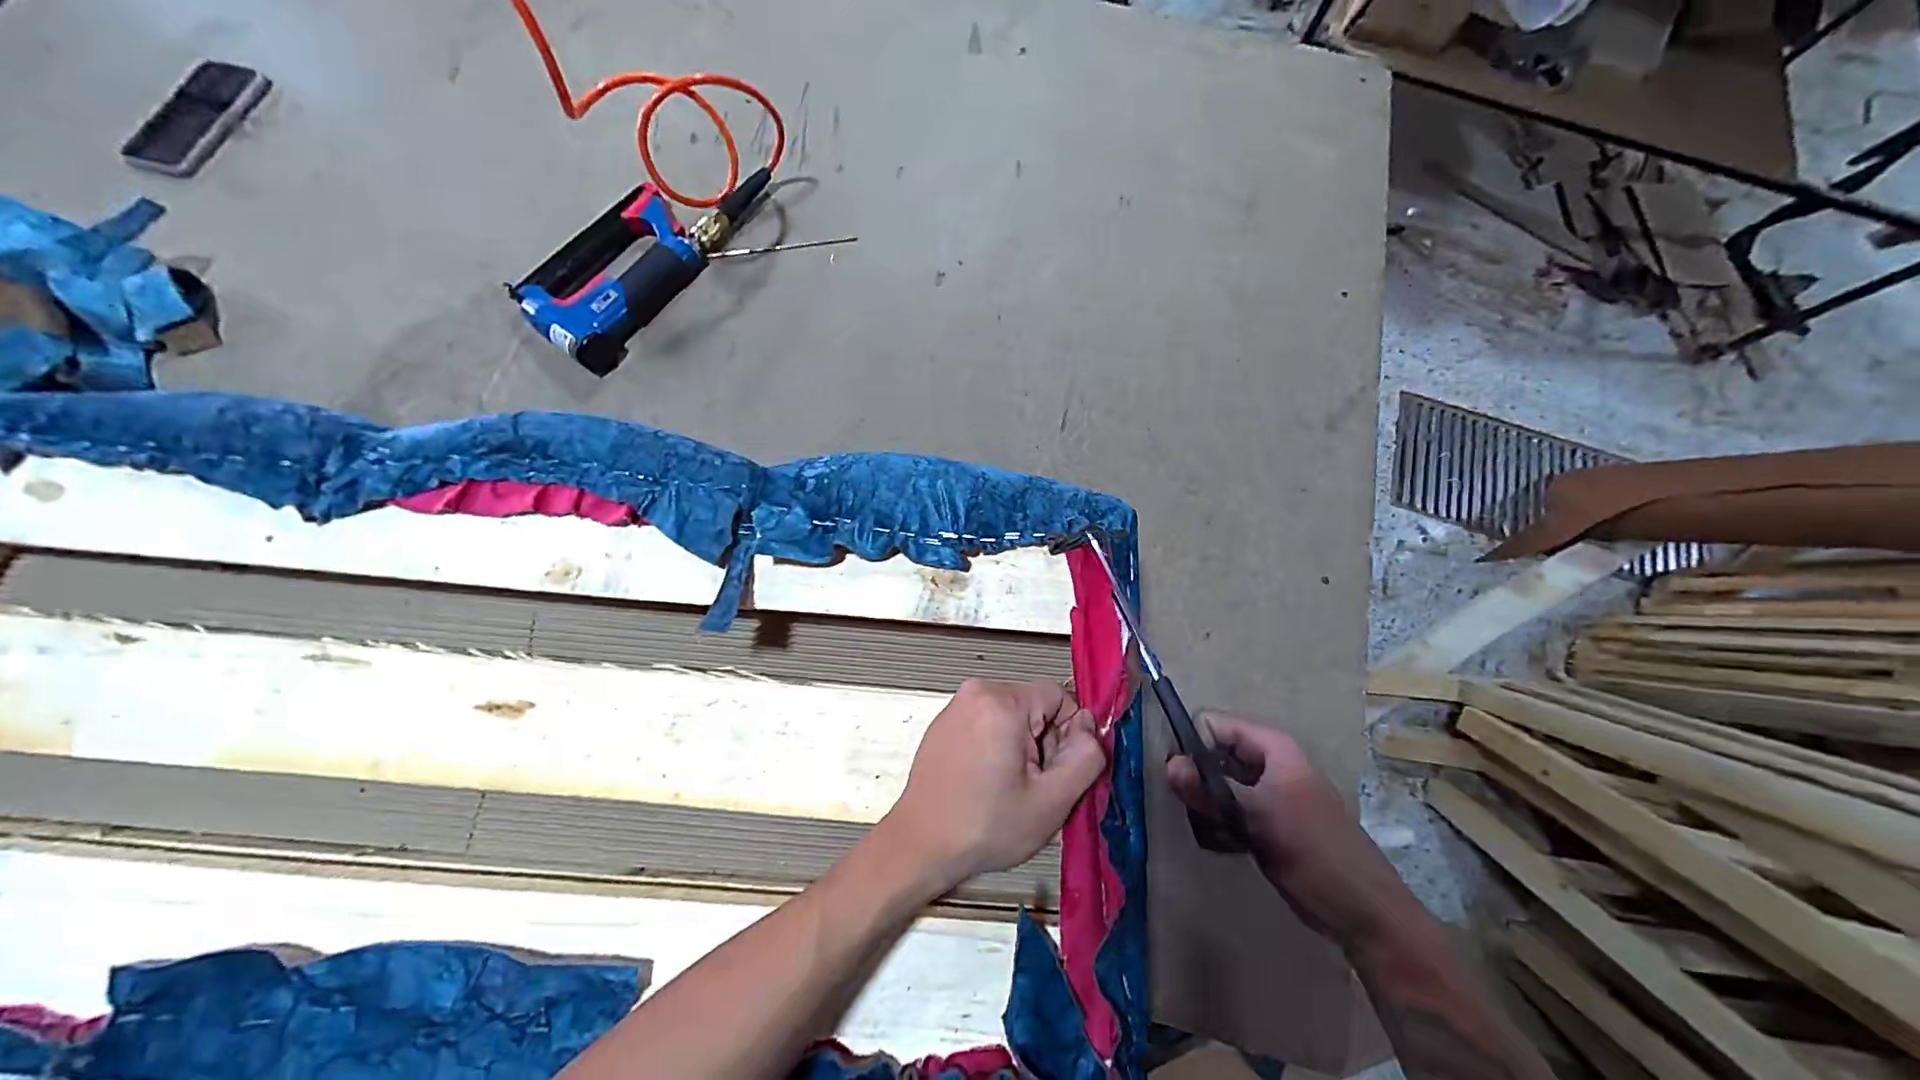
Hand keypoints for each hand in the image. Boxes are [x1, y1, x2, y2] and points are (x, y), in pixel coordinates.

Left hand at [880, 679, 1107, 889]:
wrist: (921, 845)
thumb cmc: (982, 827)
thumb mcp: (1052, 800)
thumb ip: (1086, 757)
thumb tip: (1090, 728)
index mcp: (1001, 701)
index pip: (1061, 697)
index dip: (1068, 735)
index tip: (1053, 771)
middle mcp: (975, 693)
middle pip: (1036, 707)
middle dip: (1044, 744)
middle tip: (1031, 787)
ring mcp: (956, 707)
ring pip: (1013, 718)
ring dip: (1021, 750)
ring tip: (1006, 790)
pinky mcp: (944, 725)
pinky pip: (988, 725)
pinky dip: (996, 750)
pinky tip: (986, 785)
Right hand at [1168, 714, 1403, 948]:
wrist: (1363, 911)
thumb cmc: (1313, 852)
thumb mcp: (1256, 817)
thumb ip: (1208, 790)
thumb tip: (1168, 764)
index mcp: (1273, 747)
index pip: (1212, 724)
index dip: (1193, 746)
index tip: (1182, 779)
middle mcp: (1269, 763)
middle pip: (1213, 754)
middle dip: (1197, 779)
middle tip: (1195, 810)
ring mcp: (1268, 794)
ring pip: (1218, 784)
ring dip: (1207, 807)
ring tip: (1212, 831)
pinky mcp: (1267, 822)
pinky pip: (1229, 810)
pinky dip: (1220, 825)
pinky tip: (1224, 845)